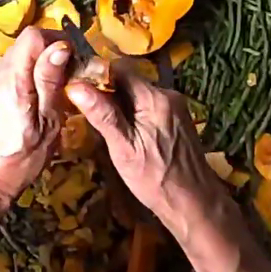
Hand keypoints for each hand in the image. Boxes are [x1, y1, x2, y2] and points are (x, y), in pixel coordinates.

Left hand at [0, 27, 72, 205]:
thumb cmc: (23, 156)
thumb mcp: (47, 122)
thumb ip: (51, 81)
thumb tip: (61, 47)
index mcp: (12, 79)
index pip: (33, 36)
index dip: (57, 41)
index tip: (73, 60)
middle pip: (26, 41)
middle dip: (51, 50)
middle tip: (69, 74)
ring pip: (20, 52)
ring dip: (41, 61)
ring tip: (57, 85)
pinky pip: (13, 66)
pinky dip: (30, 71)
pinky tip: (39, 93)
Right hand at [66, 60, 218, 223]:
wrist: (194, 203)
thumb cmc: (155, 179)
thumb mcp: (123, 149)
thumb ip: (102, 114)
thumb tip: (75, 85)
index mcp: (154, 98)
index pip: (120, 68)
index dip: (96, 73)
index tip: (77, 85)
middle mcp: (167, 94)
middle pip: (130, 80)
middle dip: (106, 90)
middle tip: (84, 107)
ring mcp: (175, 106)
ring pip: (139, 93)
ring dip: (119, 102)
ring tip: (101, 122)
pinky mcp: (177, 118)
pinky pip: (149, 105)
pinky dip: (134, 112)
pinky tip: (124, 132)